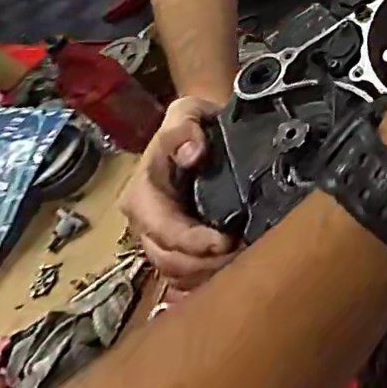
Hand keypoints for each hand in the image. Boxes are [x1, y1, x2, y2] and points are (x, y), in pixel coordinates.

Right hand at [119, 96, 238, 288]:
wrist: (201, 127)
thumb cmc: (193, 120)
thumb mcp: (185, 112)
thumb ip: (184, 128)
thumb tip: (190, 153)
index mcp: (142, 194)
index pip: (164, 230)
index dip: (193, 241)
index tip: (226, 241)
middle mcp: (145, 220)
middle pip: (169, 258)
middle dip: (204, 264)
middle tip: (245, 256)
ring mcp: (159, 233)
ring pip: (176, 270)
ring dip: (207, 273)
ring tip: (243, 262)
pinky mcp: (176, 240)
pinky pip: (184, 271)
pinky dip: (205, 275)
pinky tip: (231, 269)